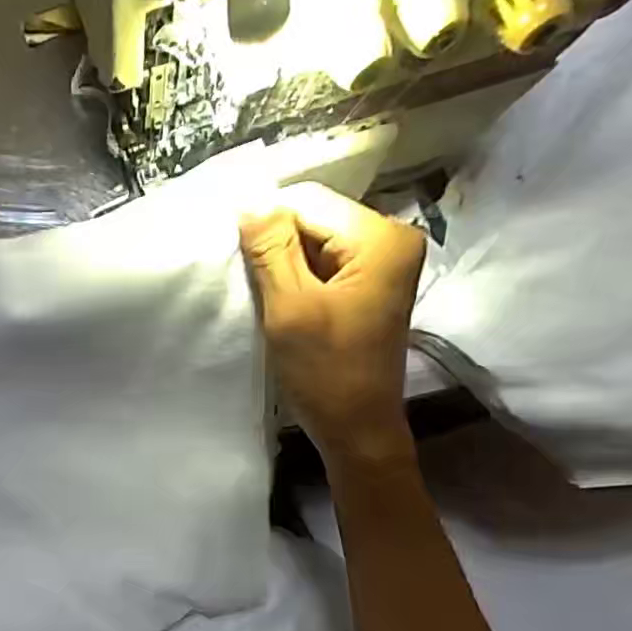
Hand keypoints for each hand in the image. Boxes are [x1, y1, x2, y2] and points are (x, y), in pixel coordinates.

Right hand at [240, 183, 426, 469]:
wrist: (357, 428)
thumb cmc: (325, 373)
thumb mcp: (289, 308)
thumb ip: (270, 250)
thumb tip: (249, 201)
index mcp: (381, 238)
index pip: (308, 202)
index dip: (266, 223)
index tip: (239, 258)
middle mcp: (392, 237)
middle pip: (315, 216)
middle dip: (277, 242)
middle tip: (251, 279)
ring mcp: (384, 260)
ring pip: (316, 238)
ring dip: (284, 260)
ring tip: (266, 293)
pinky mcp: (371, 281)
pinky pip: (325, 260)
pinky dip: (298, 274)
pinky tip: (283, 299)